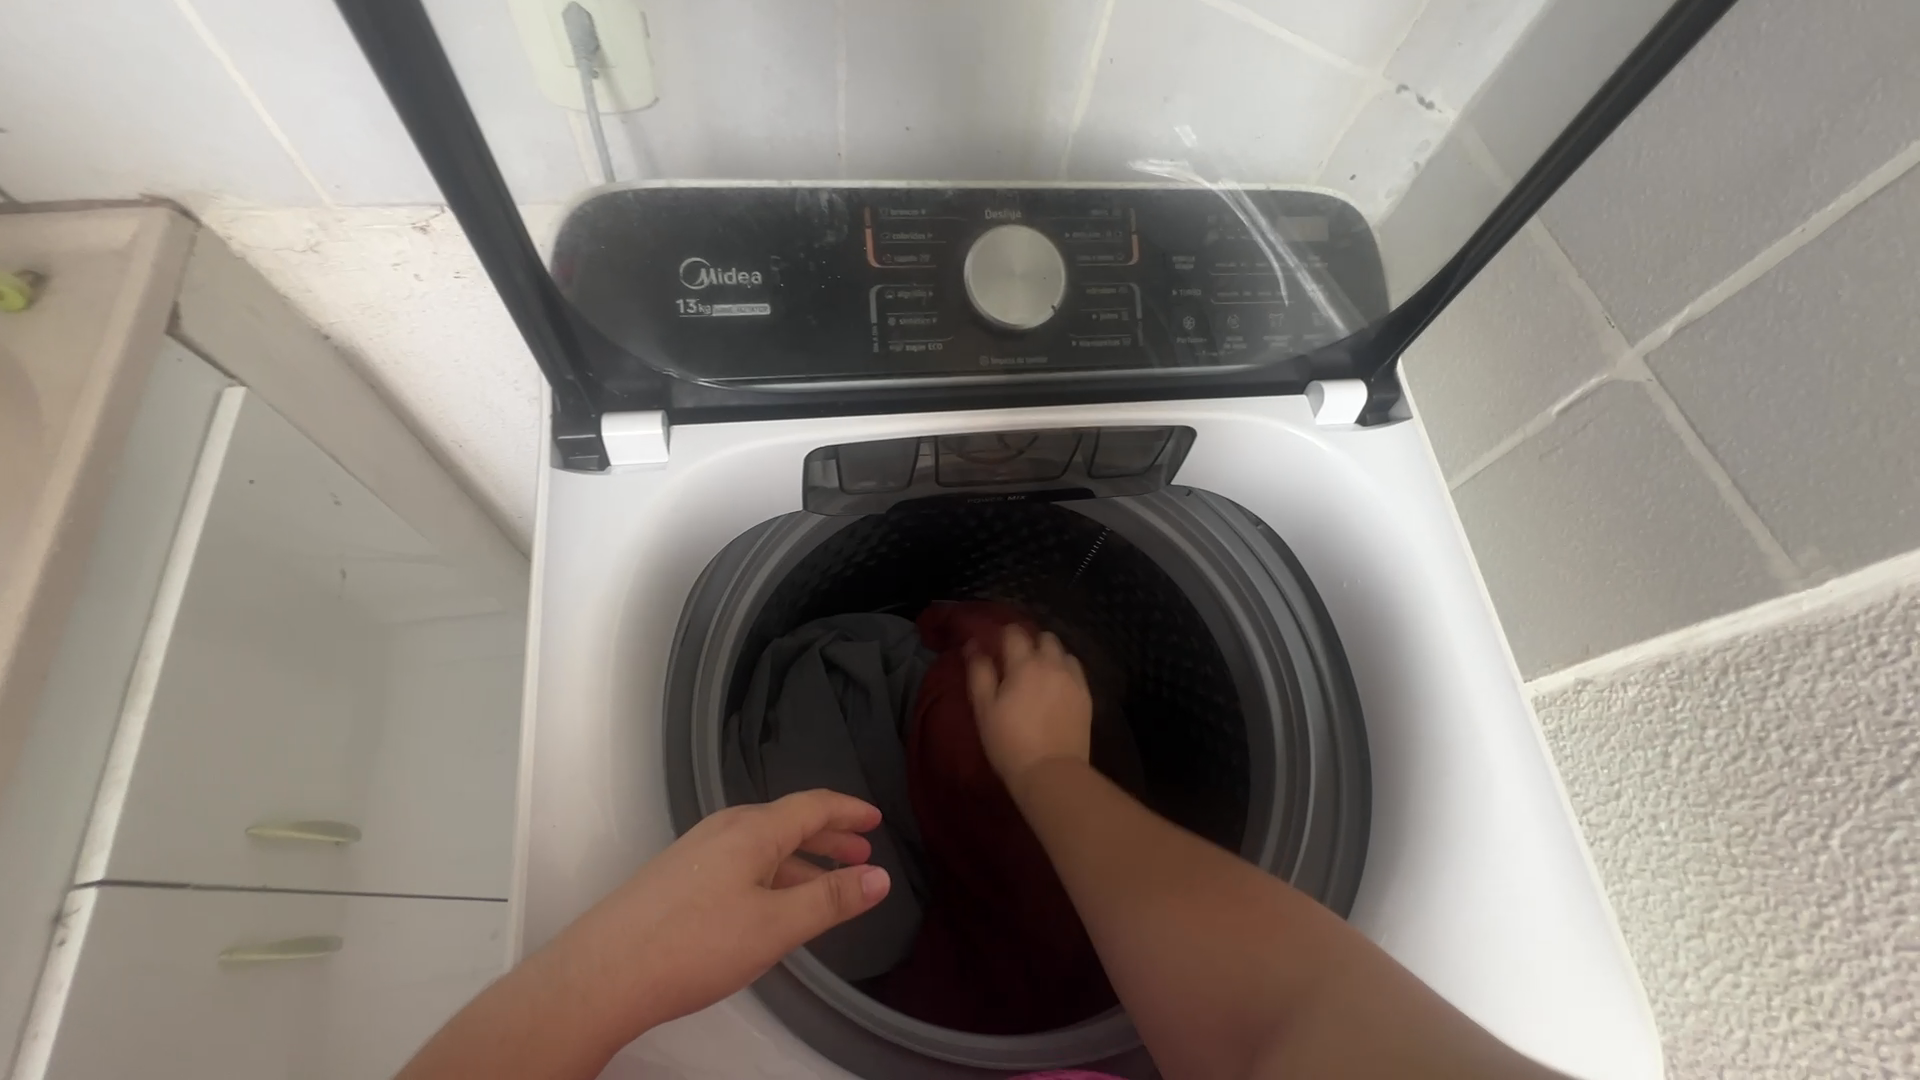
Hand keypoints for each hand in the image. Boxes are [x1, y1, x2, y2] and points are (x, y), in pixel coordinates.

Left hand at [545, 790, 891, 1046]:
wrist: (599, 976)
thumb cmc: (696, 945)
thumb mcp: (776, 926)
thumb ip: (830, 900)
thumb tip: (880, 877)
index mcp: (753, 829)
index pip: (813, 805)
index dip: (848, 811)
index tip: (876, 819)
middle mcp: (725, 829)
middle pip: (788, 821)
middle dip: (829, 836)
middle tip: (861, 853)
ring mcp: (697, 851)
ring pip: (763, 844)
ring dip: (800, 858)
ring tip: (825, 884)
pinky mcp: (678, 877)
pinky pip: (740, 862)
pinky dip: (771, 873)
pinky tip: (770, 905)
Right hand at [967, 624, 1092, 791]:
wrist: (1051, 772)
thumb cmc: (1009, 742)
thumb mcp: (984, 708)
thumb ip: (979, 672)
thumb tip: (973, 646)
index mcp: (1024, 664)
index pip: (1015, 632)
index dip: (1004, 635)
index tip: (996, 647)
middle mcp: (1052, 664)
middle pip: (1044, 637)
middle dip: (1031, 643)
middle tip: (1018, 662)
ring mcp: (1073, 679)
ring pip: (1063, 652)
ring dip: (1050, 656)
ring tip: (1039, 675)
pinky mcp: (1086, 696)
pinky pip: (1075, 671)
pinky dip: (1065, 671)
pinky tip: (1056, 688)